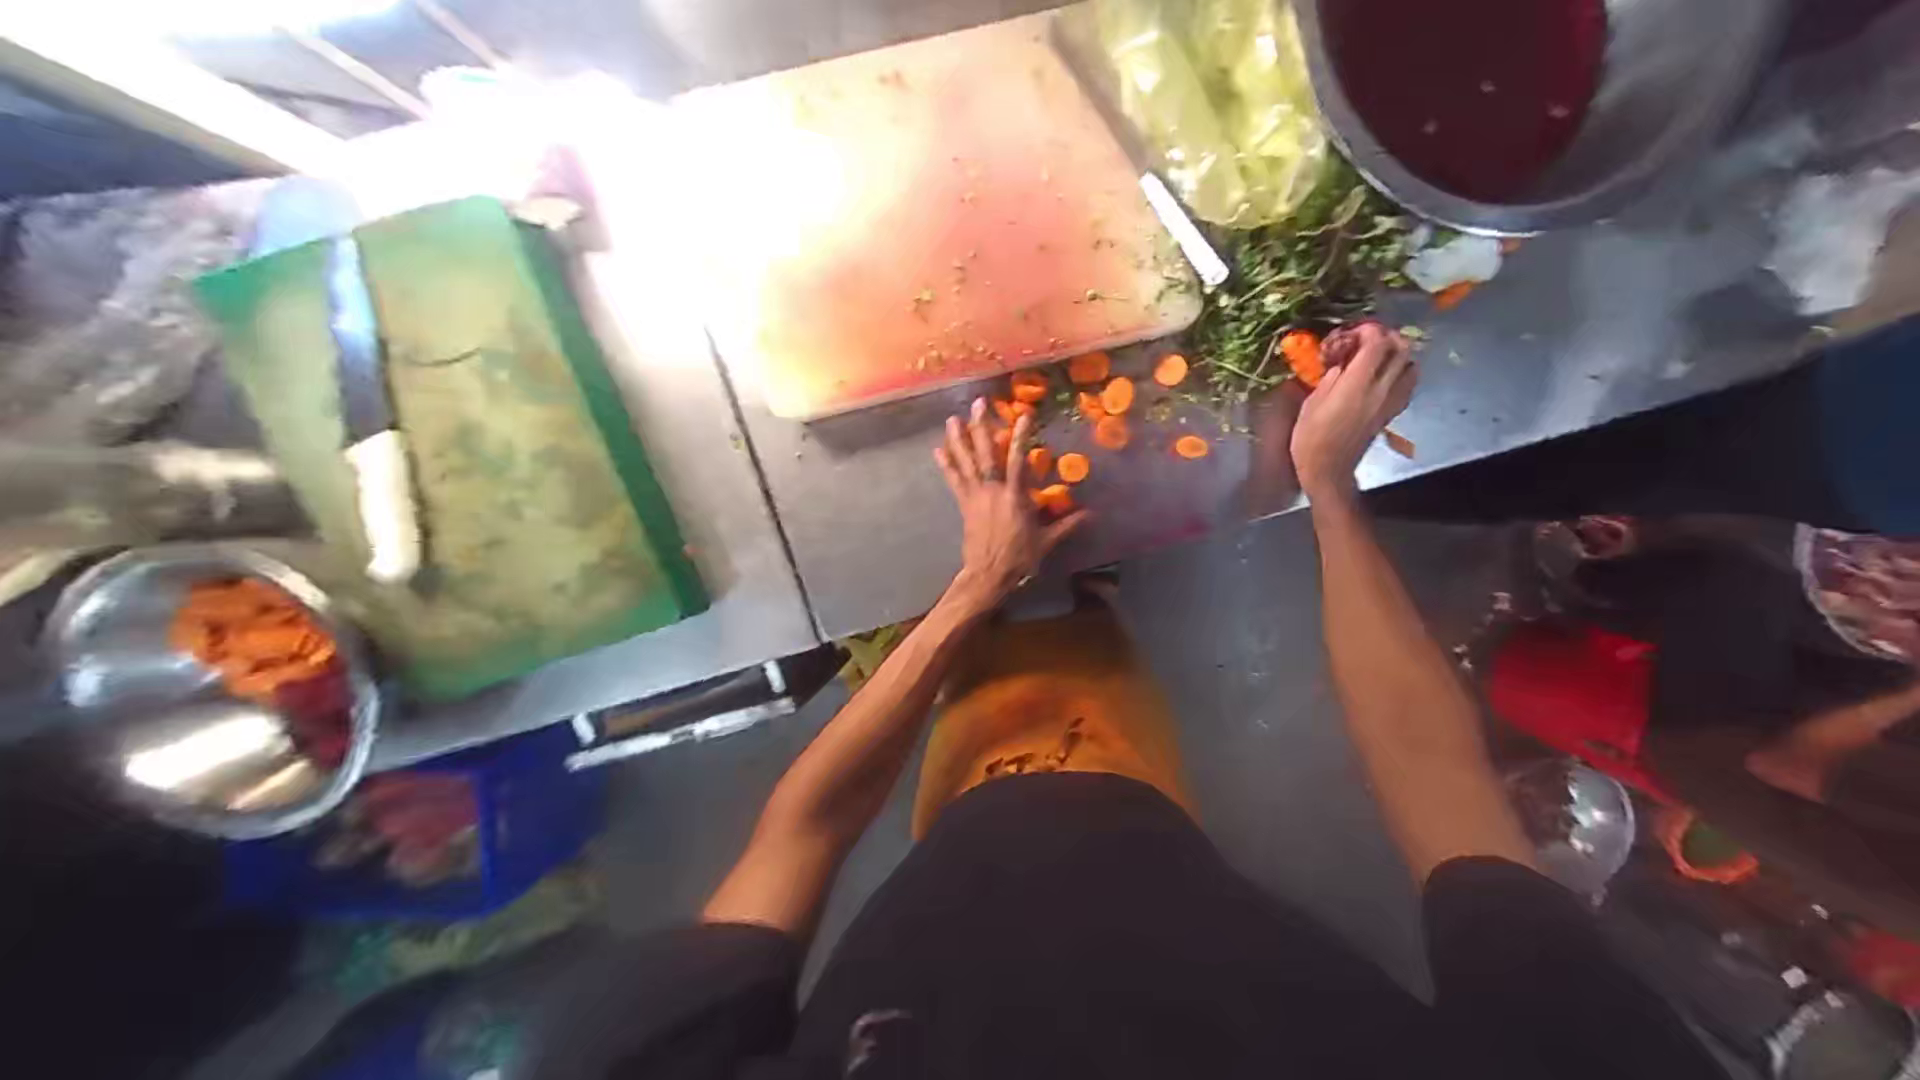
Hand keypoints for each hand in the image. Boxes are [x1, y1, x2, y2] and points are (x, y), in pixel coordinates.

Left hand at [934, 397, 1085, 613]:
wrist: (989, 574)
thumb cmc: (1020, 558)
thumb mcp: (1046, 541)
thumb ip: (1067, 524)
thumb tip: (1091, 513)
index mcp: (1015, 497)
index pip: (1018, 460)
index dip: (1021, 437)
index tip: (1022, 416)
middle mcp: (993, 490)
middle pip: (986, 453)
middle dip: (981, 427)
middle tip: (977, 403)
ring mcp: (975, 496)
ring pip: (966, 462)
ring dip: (959, 440)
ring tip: (952, 419)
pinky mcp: (964, 505)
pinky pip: (954, 480)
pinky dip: (946, 465)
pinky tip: (938, 449)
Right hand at [1290, 323, 1415, 500]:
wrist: (1328, 470)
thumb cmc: (1310, 439)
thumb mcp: (1311, 404)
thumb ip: (1330, 380)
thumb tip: (1341, 366)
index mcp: (1356, 385)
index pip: (1376, 344)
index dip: (1367, 331)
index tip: (1352, 333)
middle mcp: (1380, 389)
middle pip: (1401, 349)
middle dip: (1387, 337)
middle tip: (1368, 339)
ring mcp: (1390, 401)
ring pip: (1410, 365)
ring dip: (1398, 354)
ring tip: (1379, 356)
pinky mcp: (1391, 412)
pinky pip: (1407, 384)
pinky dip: (1401, 373)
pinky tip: (1385, 377)